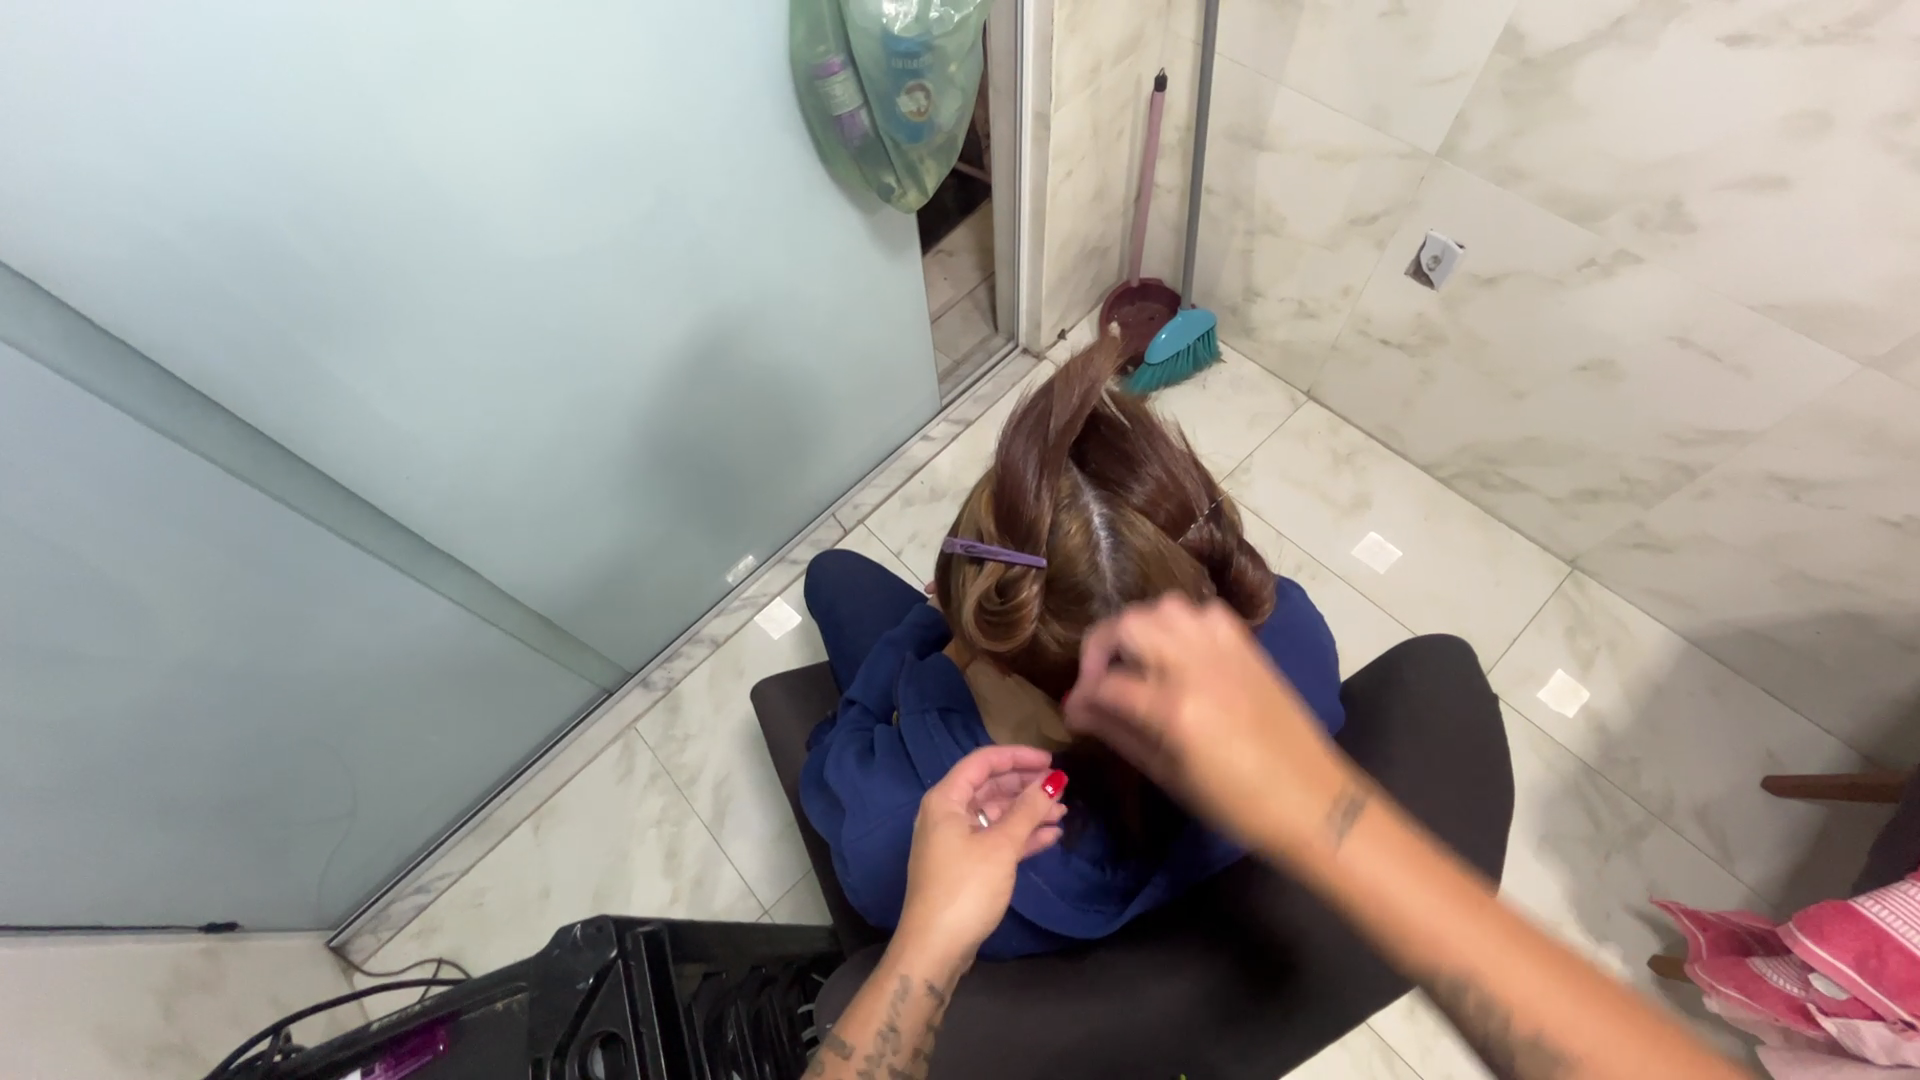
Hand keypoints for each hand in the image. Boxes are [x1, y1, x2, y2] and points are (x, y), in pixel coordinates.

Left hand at [894, 745, 1067, 967]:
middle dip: (1026, 785)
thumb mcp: (1001, 845)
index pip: (983, 761)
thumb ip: (1028, 810)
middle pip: (990, 786)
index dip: (1018, 756)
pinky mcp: (964, 864)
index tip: (1051, 761)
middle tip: (1061, 786)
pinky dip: (1021, 835)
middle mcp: (946, 813)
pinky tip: (1050, 835)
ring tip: (1063, 811)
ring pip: (995, 813)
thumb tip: (1054, 780)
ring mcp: (954, 840)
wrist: (934, 948)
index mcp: (945, 799)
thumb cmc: (965, 888)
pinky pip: (995, 838)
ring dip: (1028, 811)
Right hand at [1061, 593, 1360, 857]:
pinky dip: (1179, 623)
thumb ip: (1118, 734)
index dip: (1081, 698)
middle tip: (1098, 679)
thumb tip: (1079, 711)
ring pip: (1164, 608)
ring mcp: (1225, 650)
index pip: (1106, 684)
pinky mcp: (1247, 647)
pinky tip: (1176, 651)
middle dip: (1100, 648)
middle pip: (1128, 626)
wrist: (1316, 803)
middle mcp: (1196, 666)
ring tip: (1136, 659)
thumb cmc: (1237, 804)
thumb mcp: (1168, 775)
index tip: (1073, 712)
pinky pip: (1202, 612)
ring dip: (1139, 628)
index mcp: (1174, 709)